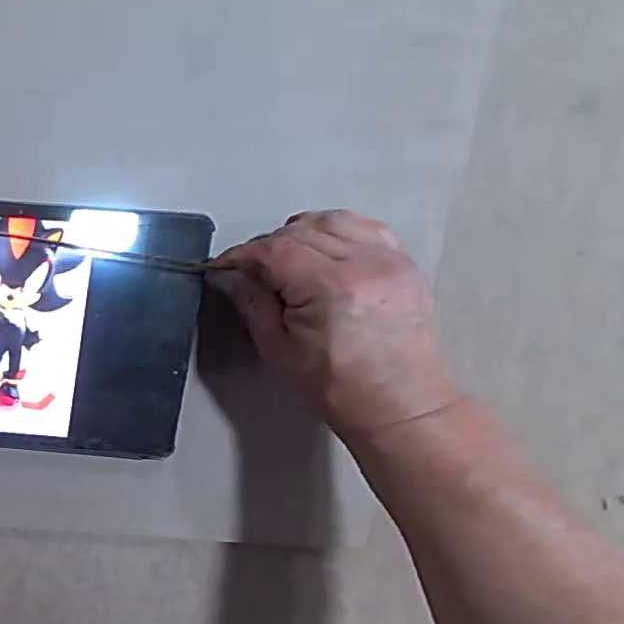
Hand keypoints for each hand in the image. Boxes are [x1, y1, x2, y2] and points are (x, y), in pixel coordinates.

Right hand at [210, 210, 462, 440]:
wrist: (398, 402)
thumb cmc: (332, 383)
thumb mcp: (275, 346)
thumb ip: (252, 301)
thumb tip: (230, 274)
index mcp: (330, 287)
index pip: (274, 250)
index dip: (240, 254)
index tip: (220, 266)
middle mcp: (365, 264)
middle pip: (300, 231)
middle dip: (264, 246)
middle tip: (246, 270)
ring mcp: (391, 260)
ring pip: (332, 221)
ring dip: (298, 233)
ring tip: (282, 259)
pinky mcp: (404, 263)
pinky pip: (364, 227)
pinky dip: (334, 231)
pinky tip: (318, 251)